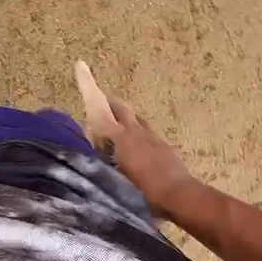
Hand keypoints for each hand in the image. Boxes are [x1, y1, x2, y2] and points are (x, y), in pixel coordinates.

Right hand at [76, 60, 197, 213]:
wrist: (180, 196)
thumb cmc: (141, 191)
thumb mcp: (111, 178)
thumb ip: (98, 160)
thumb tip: (87, 149)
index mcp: (117, 136)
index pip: (98, 105)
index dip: (87, 85)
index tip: (81, 64)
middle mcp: (134, 130)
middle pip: (118, 106)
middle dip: (105, 101)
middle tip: (96, 103)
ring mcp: (152, 137)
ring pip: (134, 118)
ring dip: (123, 118)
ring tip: (115, 128)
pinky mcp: (165, 147)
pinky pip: (148, 133)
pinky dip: (138, 135)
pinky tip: (138, 149)